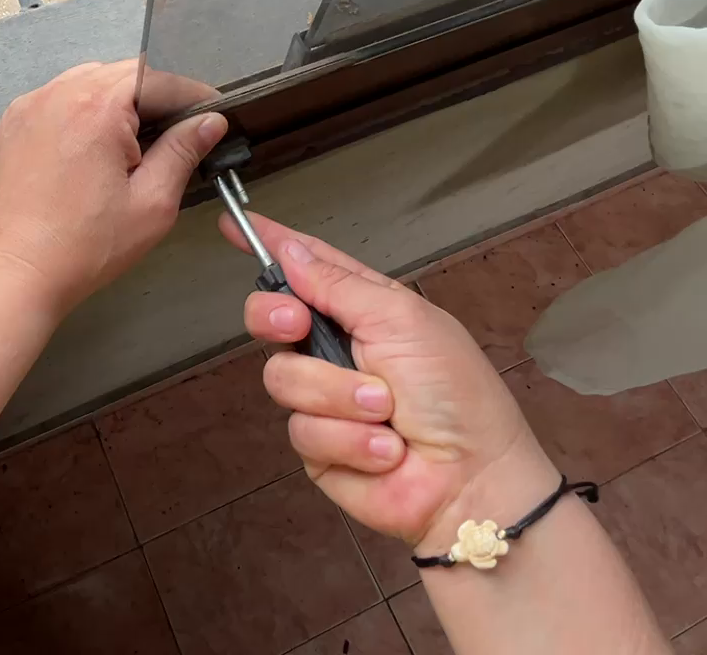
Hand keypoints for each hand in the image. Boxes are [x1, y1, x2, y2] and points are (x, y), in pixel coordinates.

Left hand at [0, 60, 225, 316]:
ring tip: (137, 141)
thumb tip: (209, 122)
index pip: (159, 79)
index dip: (192, 94)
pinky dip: (85, 109)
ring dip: (120, 100)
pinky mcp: (15, 122)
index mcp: (96, 108)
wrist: (15, 272)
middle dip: (156, 97)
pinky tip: (96, 145)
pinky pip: (61, 97)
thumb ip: (182, 152)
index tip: (211, 111)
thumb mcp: (151, 202)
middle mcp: (59, 94)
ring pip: (91, 80)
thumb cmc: (81, 247)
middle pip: (124, 74)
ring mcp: (31, 105)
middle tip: (180, 130)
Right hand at [220, 212, 558, 554]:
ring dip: (337, 394)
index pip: (305, 265)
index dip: (269, 243)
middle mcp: (334, 347)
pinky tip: (384, 449)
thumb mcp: (402, 319)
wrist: (474, 482)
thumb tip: (288, 250)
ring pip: (284, 377)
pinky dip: (348, 438)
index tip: (232, 224)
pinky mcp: (317, 444)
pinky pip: (303, 430)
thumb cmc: (453, 391)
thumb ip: (338, 284)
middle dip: (273, 316)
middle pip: (269, 316)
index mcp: (359, 307)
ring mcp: (322, 396)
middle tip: (294, 324)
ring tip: (385, 411)